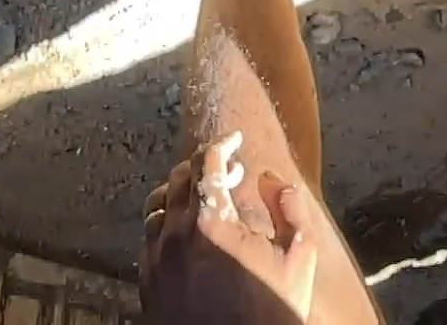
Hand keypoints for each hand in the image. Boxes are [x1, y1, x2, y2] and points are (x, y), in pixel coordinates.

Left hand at [141, 131, 319, 323]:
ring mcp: (156, 262)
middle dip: (205, 165)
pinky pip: (150, 238)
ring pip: (157, 206)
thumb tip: (268, 178)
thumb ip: (288, 205)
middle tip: (232, 173)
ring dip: (181, 192)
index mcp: (212, 221)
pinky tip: (192, 235)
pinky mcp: (147, 286)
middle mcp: (175, 236)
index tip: (237, 139)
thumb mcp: (300, 254)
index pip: (207, 161)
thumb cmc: (271, 312)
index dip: (223, 142)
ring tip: (207, 200)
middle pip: (178, 177)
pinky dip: (168, 222)